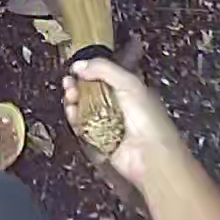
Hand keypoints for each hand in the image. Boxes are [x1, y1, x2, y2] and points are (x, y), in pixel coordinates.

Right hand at [62, 58, 188, 188]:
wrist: (150, 154)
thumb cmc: (146, 117)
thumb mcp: (128, 83)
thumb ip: (103, 68)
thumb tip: (78, 64)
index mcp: (127, 89)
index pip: (102, 76)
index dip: (87, 72)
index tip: (75, 70)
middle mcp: (116, 105)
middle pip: (89, 92)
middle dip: (76, 86)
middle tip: (69, 83)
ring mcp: (107, 123)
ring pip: (83, 108)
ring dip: (73, 100)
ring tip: (70, 96)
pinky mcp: (98, 139)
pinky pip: (82, 126)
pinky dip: (75, 118)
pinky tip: (72, 112)